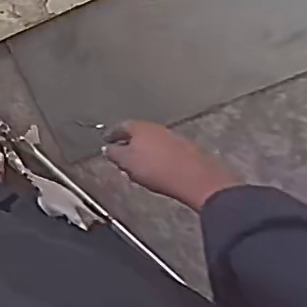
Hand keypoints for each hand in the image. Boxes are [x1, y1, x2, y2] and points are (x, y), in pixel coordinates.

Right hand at [103, 120, 239, 211]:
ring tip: (143, 164)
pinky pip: (170, 151)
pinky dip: (163, 156)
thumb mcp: (126, 163)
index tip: (107, 142)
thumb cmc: (157, 169)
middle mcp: (158, 127)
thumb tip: (109, 148)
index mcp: (139, 127)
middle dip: (131, 142)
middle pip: (139, 133)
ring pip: (156, 141)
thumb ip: (114, 154)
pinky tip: (162, 168)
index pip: (120, 127)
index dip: (111, 135)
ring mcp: (176, 137)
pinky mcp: (192, 150)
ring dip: (148, 149)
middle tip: (124, 154)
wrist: (199, 180)